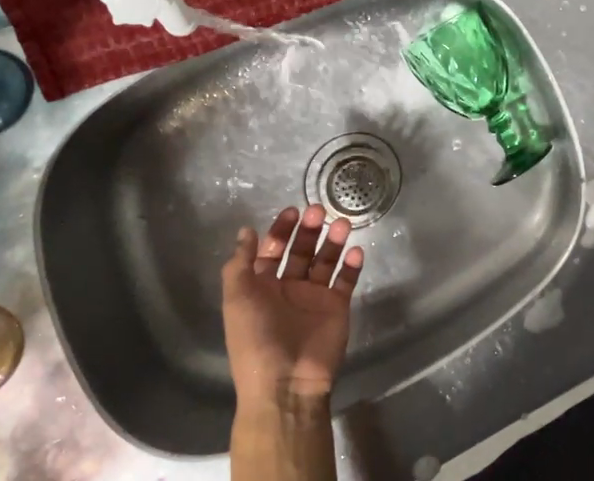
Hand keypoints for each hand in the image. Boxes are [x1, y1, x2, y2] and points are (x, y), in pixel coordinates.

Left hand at [221, 205, 364, 404]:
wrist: (286, 382)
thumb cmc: (256, 339)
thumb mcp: (237, 300)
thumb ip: (240, 263)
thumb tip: (246, 231)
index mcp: (262, 288)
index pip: (272, 251)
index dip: (280, 231)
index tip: (292, 211)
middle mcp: (289, 290)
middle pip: (301, 252)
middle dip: (309, 231)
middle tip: (319, 211)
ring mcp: (315, 298)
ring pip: (326, 261)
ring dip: (333, 242)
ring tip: (341, 224)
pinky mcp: (337, 308)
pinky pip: (346, 281)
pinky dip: (352, 265)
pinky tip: (356, 250)